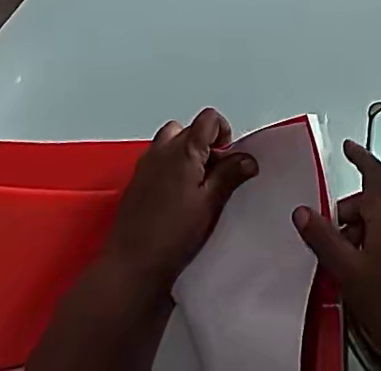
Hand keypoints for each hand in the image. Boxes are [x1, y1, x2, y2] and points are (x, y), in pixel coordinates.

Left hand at [103, 108, 257, 293]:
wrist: (134, 262)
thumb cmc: (172, 235)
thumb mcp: (211, 204)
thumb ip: (230, 175)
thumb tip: (246, 159)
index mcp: (184, 149)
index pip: (208, 118)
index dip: (223, 132)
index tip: (228, 157)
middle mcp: (163, 148)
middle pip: (190, 129)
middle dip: (206, 145)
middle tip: (216, 176)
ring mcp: (147, 162)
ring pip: (172, 141)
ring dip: (186, 154)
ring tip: (197, 186)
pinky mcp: (137, 177)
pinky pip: (158, 158)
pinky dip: (171, 166)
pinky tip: (178, 197)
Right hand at [295, 142, 380, 370]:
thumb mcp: (349, 272)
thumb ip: (322, 238)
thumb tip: (304, 214)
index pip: (373, 172)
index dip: (359, 157)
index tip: (350, 148)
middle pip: (370, 205)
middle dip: (347, 220)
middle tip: (331, 243)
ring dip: (361, 242)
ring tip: (350, 274)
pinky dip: (377, 256)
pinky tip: (369, 287)